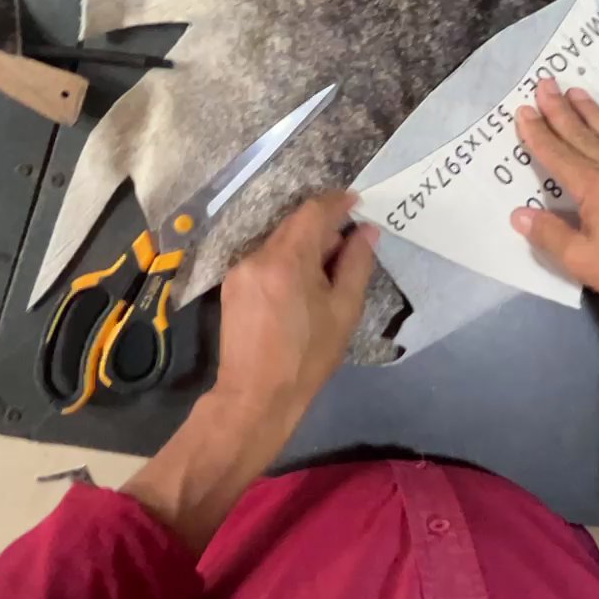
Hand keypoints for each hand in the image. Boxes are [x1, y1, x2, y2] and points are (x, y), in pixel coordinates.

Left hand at [121, 191, 374, 550]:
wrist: (256, 396)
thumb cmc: (308, 357)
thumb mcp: (344, 310)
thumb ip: (356, 264)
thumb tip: (366, 231)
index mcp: (287, 260)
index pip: (313, 211)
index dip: (337, 202)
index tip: (357, 202)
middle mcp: (257, 256)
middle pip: (294, 224)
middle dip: (323, 225)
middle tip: (349, 243)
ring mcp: (240, 270)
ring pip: (278, 241)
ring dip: (305, 244)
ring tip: (328, 269)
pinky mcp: (232, 285)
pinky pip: (265, 258)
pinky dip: (286, 259)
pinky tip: (301, 283)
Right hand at [511, 79, 598, 407]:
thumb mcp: (579, 260)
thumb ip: (548, 234)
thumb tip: (519, 214)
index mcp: (593, 186)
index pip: (557, 153)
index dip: (537, 132)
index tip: (523, 110)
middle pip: (582, 134)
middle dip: (560, 109)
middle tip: (545, 83)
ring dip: (593, 113)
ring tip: (578, 92)